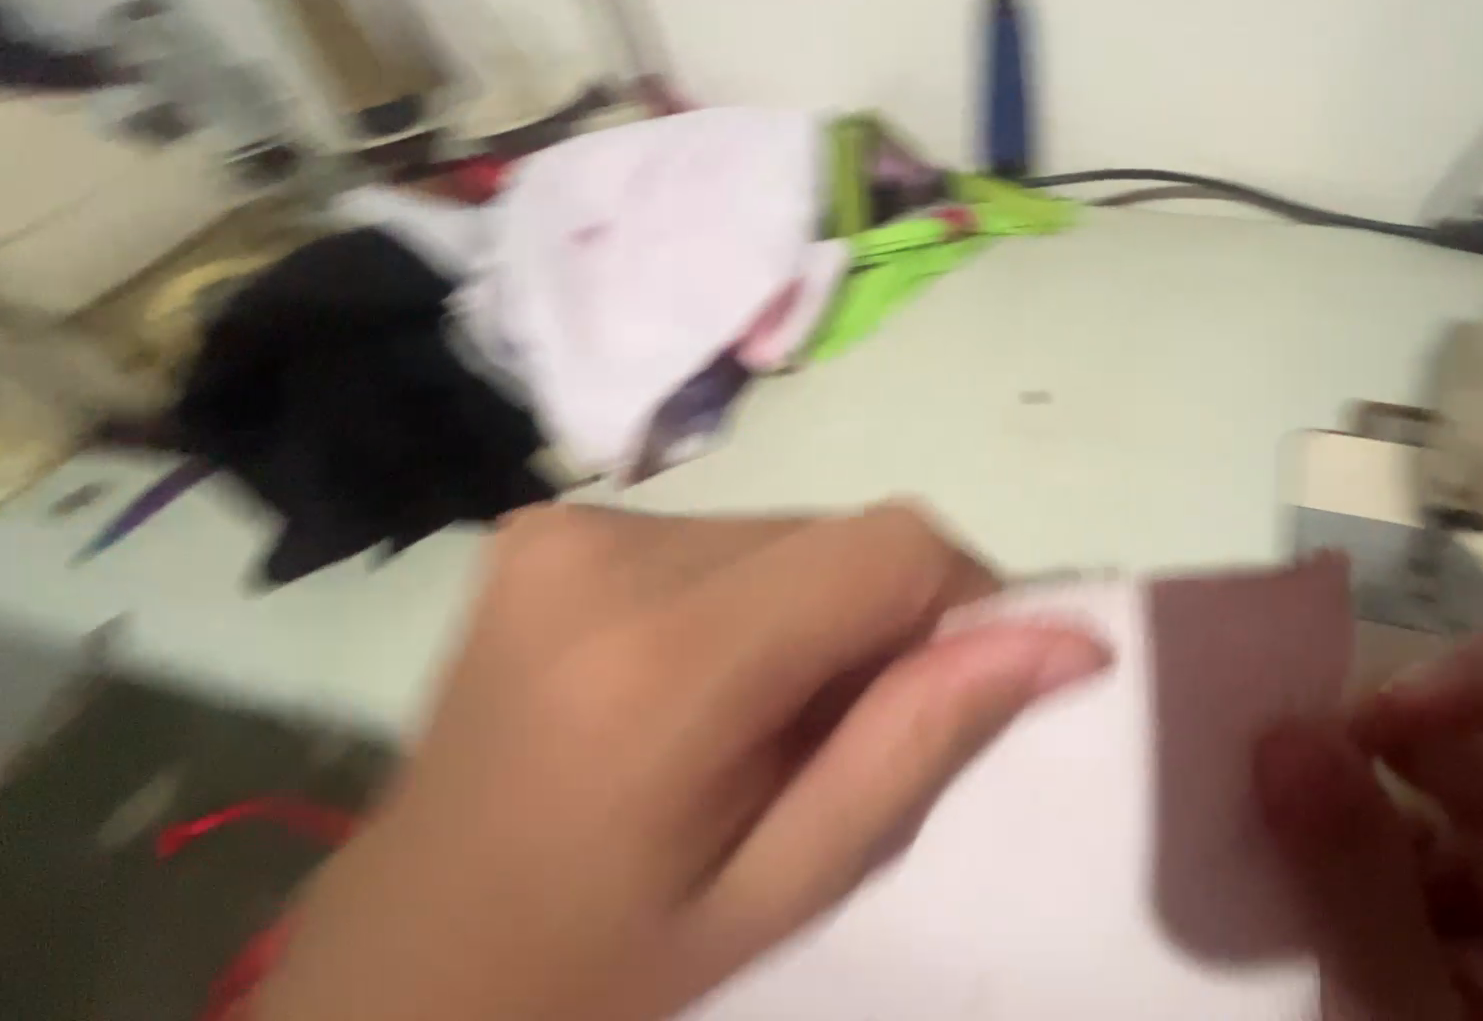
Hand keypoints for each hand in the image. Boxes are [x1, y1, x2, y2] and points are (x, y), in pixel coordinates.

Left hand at [253, 503, 1109, 1020]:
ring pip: (788, 533)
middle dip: (881, 620)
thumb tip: (1068, 639)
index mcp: (661, 667)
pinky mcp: (547, 524)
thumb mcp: (788, 885)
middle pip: (838, 537)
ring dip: (816, 610)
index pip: (888, 551)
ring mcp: (564, 528)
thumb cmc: (606, 963)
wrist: (408, 959)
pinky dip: (754, 597)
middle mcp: (605, 557)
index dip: (962, 598)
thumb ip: (920, 745)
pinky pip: (722, 537)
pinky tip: (701, 680)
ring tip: (762, 716)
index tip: (962, 681)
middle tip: (839, 731)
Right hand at [1255, 636, 1482, 1020]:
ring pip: (1422, 770)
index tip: (1376, 714)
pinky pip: (1377, 818)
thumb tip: (1286, 737)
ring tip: (1245, 790)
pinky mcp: (1442, 903)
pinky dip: (1314, 814)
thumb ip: (1354, 891)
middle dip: (1372, 724)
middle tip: (1268, 748)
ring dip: (1331, 766)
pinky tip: (1257, 842)